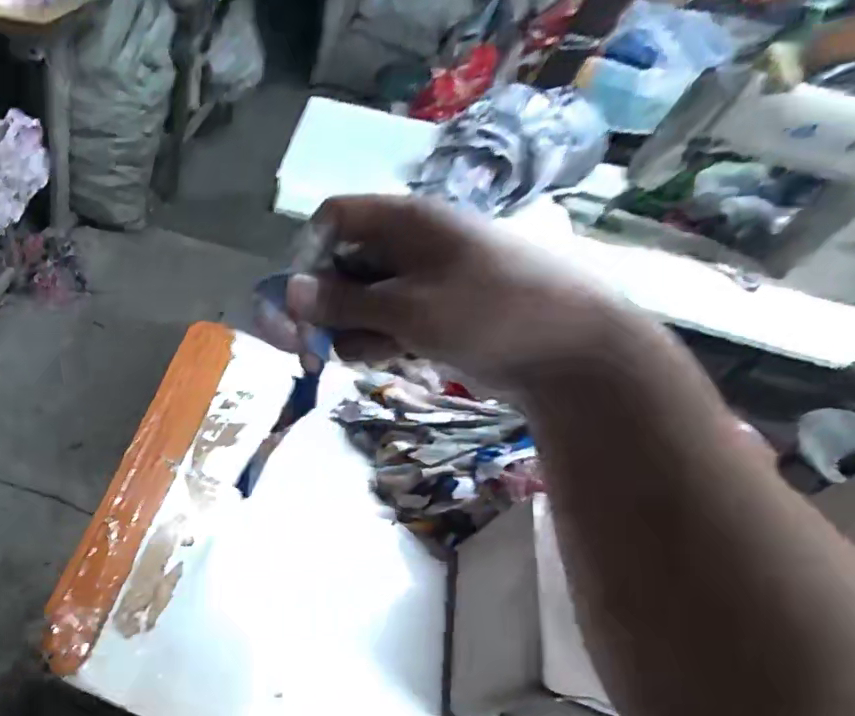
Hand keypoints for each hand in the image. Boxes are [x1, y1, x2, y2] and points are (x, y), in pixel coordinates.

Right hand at [284, 195, 641, 394]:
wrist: (566, 350)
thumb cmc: (489, 313)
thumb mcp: (408, 308)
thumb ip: (345, 302)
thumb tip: (288, 292)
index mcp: (404, 222)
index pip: (333, 218)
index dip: (308, 254)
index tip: (300, 300)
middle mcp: (405, 247)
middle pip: (337, 268)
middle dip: (322, 310)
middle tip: (311, 351)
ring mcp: (416, 284)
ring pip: (355, 305)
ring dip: (349, 334)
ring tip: (377, 354)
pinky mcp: (426, 317)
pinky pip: (380, 326)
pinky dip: (376, 345)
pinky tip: (396, 358)